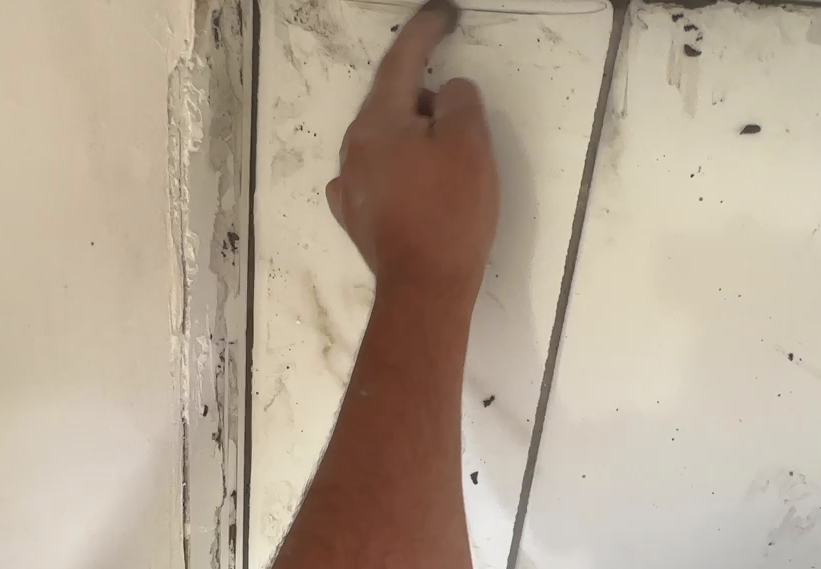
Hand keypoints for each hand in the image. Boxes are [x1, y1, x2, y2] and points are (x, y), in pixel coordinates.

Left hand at [326, 0, 497, 297]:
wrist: (424, 290)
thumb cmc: (449, 215)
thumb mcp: (469, 144)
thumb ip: (458, 101)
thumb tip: (445, 96)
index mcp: (378, 122)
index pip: (402, 61)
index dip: (426, 32)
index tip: (444, 15)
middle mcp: (354, 150)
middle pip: (391, 105)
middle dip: (424, 101)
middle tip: (459, 122)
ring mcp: (350, 189)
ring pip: (383, 145)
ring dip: (411, 142)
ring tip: (442, 165)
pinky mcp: (357, 222)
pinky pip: (374, 181)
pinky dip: (395, 174)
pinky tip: (407, 187)